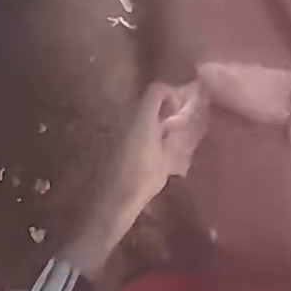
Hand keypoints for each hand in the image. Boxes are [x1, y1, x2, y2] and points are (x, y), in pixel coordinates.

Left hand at [60, 81, 206, 277]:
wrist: (113, 200)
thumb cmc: (143, 179)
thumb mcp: (167, 159)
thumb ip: (174, 136)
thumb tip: (180, 121)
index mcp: (143, 118)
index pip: (155, 90)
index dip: (170, 93)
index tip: (179, 109)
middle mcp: (127, 117)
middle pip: (146, 101)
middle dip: (162, 109)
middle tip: (175, 126)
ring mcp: (117, 128)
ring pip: (138, 115)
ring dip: (152, 121)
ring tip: (164, 141)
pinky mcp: (110, 140)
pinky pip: (129, 127)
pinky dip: (141, 131)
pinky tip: (149, 152)